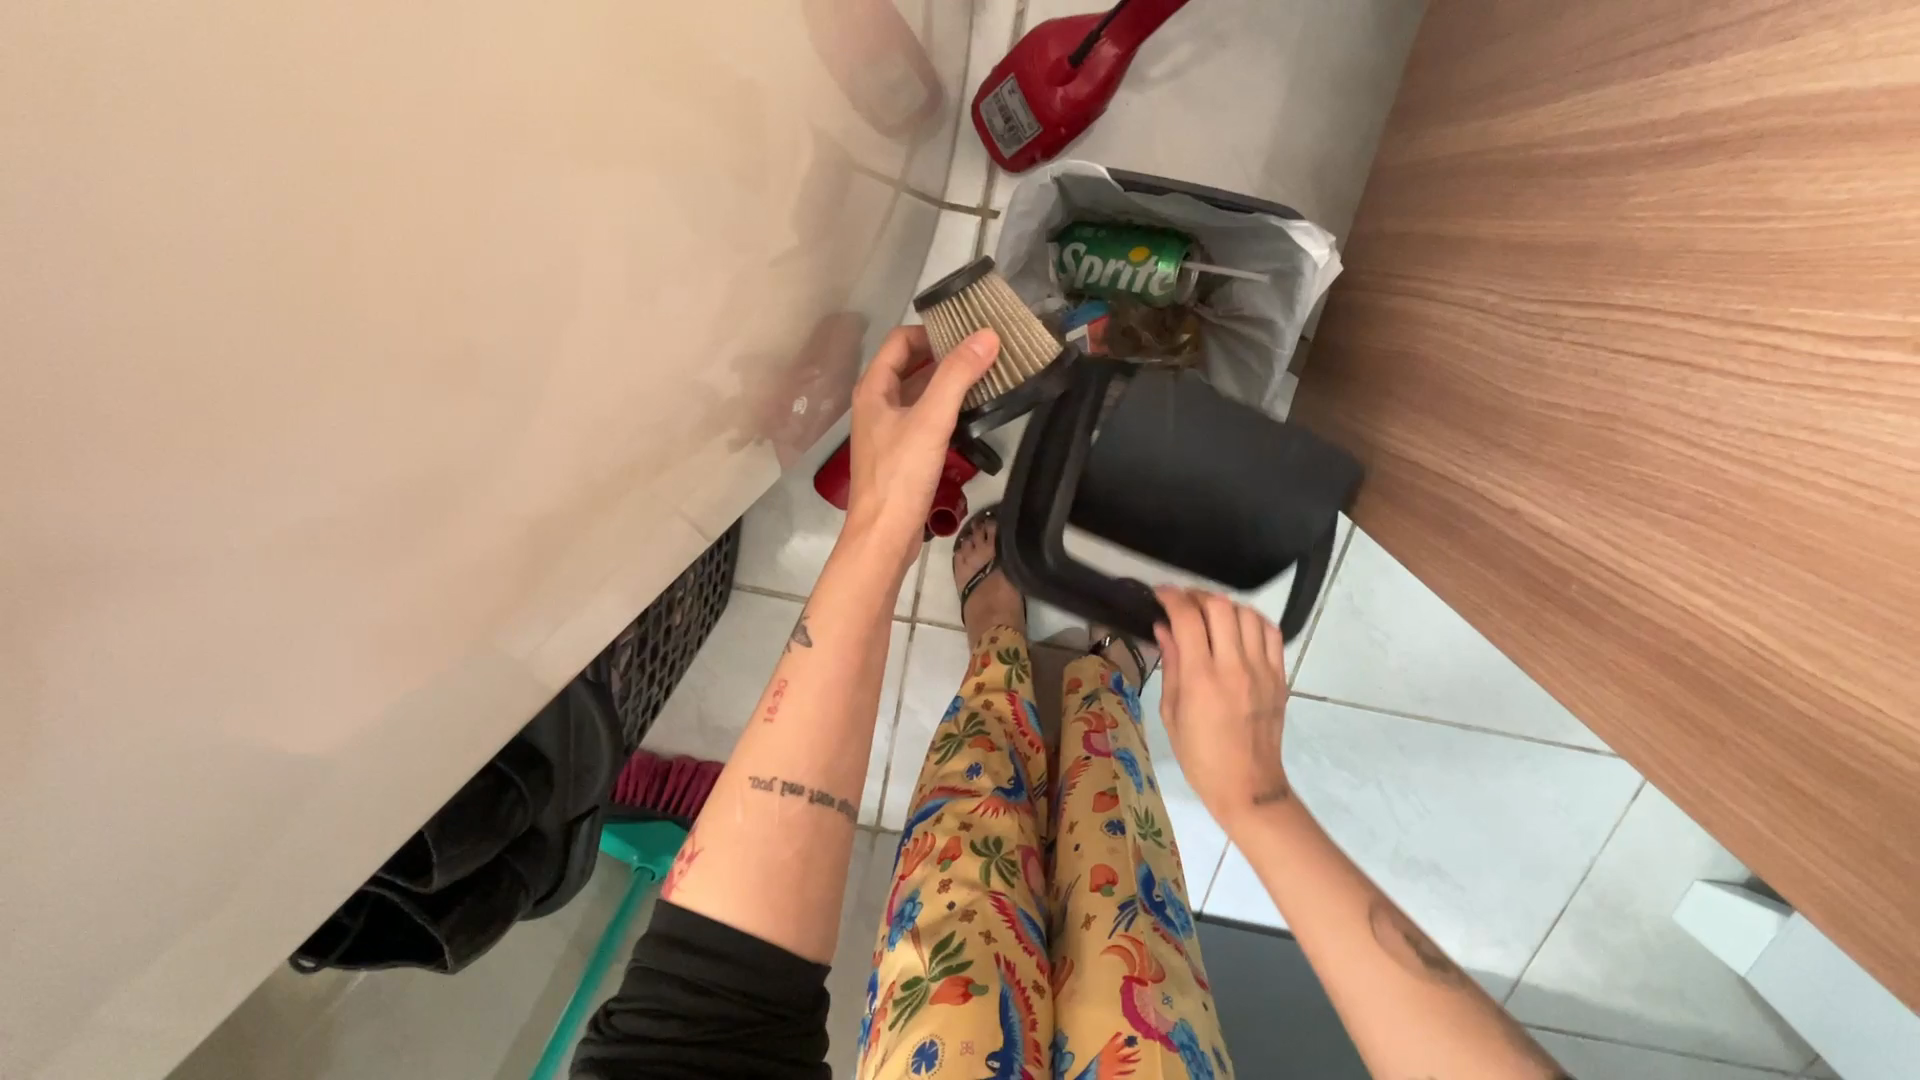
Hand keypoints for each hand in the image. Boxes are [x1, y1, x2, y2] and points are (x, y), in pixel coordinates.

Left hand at [843, 325, 997, 561]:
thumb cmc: (900, 475)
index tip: (967, 334)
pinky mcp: (901, 455)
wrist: (884, 535)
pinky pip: (924, 419)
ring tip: (985, 377)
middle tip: (983, 352)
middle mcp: (876, 405)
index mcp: (873, 389)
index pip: (900, 341)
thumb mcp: (931, 420)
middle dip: (944, 355)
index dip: (932, 332)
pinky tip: (971, 413)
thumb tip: (988, 336)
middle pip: (910, 366)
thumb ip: (957, 376)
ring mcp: (888, 431)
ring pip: (919, 394)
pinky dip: (946, 410)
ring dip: (947, 383)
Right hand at [1153, 586, 1293, 831]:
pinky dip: (1252, 620)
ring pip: (1248, 614)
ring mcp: (1262, 670)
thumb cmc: (1199, 755)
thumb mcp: (1171, 712)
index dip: (1172, 598)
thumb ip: (1172, 664)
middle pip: (1220, 607)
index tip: (1160, 594)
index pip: (1187, 618)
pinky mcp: (1280, 676)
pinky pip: (1271, 633)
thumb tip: (1164, 629)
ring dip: (1225, 606)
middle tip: (1183, 602)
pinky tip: (1238, 627)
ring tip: (1210, 613)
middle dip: (1197, 596)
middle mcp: (1234, 667)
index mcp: (1201, 678)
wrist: (1247, 785)